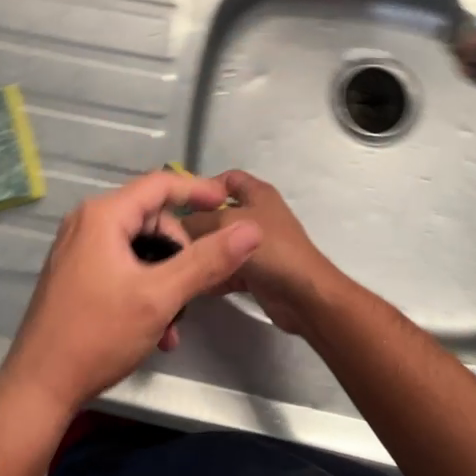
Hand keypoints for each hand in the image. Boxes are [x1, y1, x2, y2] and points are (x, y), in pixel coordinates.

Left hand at [0, 170, 262, 415]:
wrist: (38, 387)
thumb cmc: (98, 334)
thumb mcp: (160, 297)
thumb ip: (206, 261)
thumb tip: (250, 229)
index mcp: (103, 216)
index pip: (160, 185)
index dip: (197, 189)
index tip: (228, 204)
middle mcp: (87, 223)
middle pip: (152, 220)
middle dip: (180, 255)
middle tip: (194, 292)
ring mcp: (77, 249)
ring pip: (140, 249)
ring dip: (165, 282)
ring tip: (174, 324)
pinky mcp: (75, 274)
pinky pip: (122, 267)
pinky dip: (144, 291)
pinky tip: (156, 331)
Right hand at [184, 170, 344, 334]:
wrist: (304, 296)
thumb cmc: (270, 248)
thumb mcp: (226, 224)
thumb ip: (195, 222)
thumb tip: (173, 228)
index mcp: (257, 193)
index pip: (226, 179)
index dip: (204, 187)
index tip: (180, 204)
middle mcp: (257, 215)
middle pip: (218, 214)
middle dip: (196, 226)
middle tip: (171, 239)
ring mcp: (257, 246)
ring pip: (221, 246)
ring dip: (203, 255)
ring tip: (179, 265)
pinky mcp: (255, 273)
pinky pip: (227, 270)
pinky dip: (214, 276)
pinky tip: (194, 285)